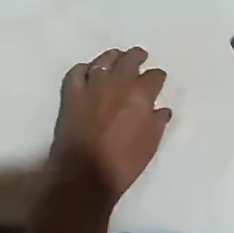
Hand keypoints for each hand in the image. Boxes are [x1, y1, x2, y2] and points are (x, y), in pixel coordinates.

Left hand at [49, 46, 171, 205]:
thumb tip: (161, 110)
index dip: (157, 78)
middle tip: (140, 57)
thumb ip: (157, 123)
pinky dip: (84, 69)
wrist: (84, 176)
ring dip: (113, 57)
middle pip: (130, 59)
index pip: (155, 76)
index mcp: (141, 95)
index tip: (157, 80)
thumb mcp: (150, 145)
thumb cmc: (123, 164)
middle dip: (138, 56)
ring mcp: (92, 86)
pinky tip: (88, 72)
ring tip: (116, 58)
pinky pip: (77, 72)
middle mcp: (118, 84)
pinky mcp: (71, 94)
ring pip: (104, 60)